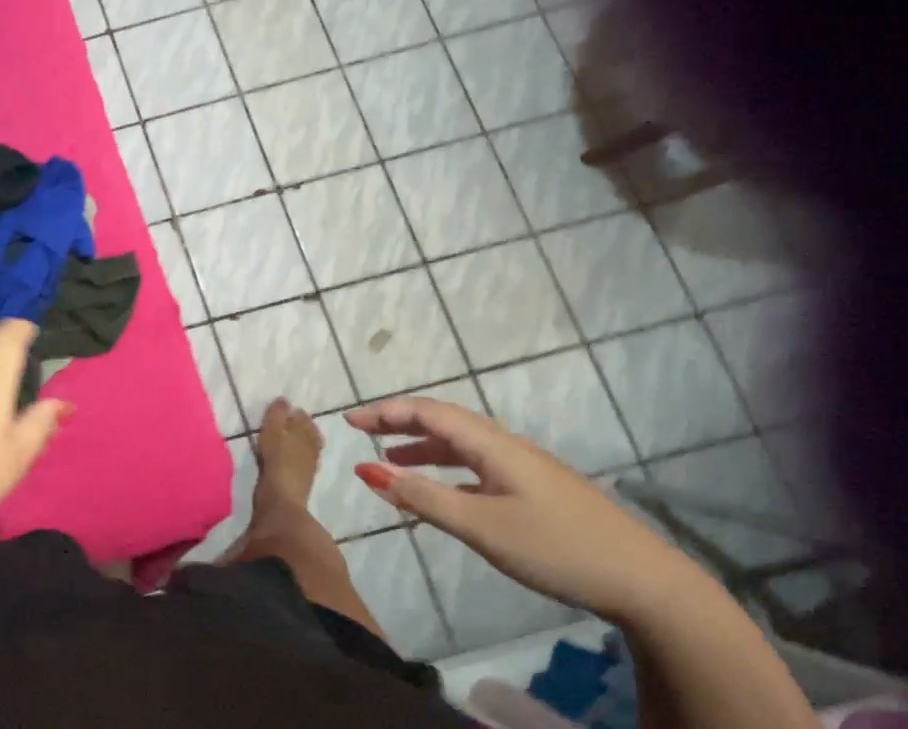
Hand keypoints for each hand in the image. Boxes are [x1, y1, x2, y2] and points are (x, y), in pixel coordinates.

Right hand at [346, 397, 697, 621]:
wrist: (648, 585)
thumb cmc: (558, 548)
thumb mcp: (480, 525)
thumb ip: (422, 497)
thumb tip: (367, 471)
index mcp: (493, 446)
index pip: (429, 412)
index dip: (386, 412)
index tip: (349, 421)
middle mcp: (508, 448)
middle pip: (445, 422)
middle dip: (400, 423)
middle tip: (362, 431)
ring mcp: (527, 470)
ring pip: (463, 445)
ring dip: (423, 447)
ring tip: (391, 462)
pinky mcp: (539, 493)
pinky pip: (479, 467)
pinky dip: (448, 469)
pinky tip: (442, 492)